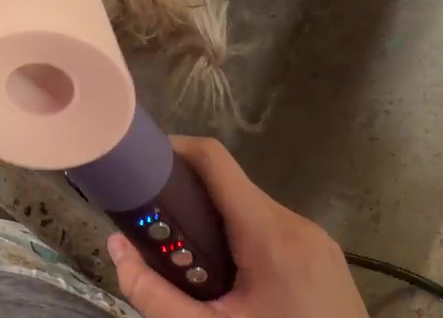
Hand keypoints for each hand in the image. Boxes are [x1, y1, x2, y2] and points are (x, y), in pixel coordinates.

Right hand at [107, 138, 367, 317]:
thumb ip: (154, 294)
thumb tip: (115, 246)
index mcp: (269, 233)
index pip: (211, 157)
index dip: (170, 149)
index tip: (139, 168)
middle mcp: (296, 225)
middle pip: (224, 185)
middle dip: (184, 198)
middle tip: (156, 229)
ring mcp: (317, 242)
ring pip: (246, 206)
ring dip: (211, 221)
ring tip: (190, 260)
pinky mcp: (326, 260)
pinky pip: (269, 228)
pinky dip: (238, 238)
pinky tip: (228, 277)